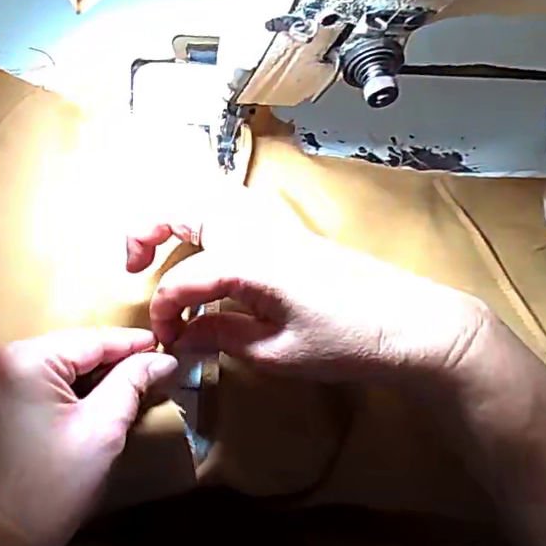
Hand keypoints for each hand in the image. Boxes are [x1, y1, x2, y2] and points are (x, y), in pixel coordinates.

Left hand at [0, 327, 178, 545]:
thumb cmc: (53, 487)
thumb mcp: (102, 429)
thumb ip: (131, 383)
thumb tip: (162, 359)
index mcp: (26, 358)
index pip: (91, 339)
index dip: (132, 343)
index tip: (168, 347)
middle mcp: (3, 355)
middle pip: (73, 347)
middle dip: (114, 358)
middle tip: (157, 366)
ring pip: (59, 361)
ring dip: (95, 371)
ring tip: (136, 379)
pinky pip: (42, 377)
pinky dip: (72, 384)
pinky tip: (100, 395)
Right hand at [125, 187, 496, 383]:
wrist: (411, 322)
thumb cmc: (347, 341)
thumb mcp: (275, 352)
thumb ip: (218, 337)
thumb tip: (181, 336)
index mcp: (245, 261)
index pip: (181, 280)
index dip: (164, 311)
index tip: (166, 338)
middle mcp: (252, 227)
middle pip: (179, 204)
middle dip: (145, 229)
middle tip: (134, 264)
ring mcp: (270, 218)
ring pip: (203, 193)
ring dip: (172, 214)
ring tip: (161, 246)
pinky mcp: (284, 223)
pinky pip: (227, 201)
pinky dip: (201, 212)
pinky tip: (204, 241)